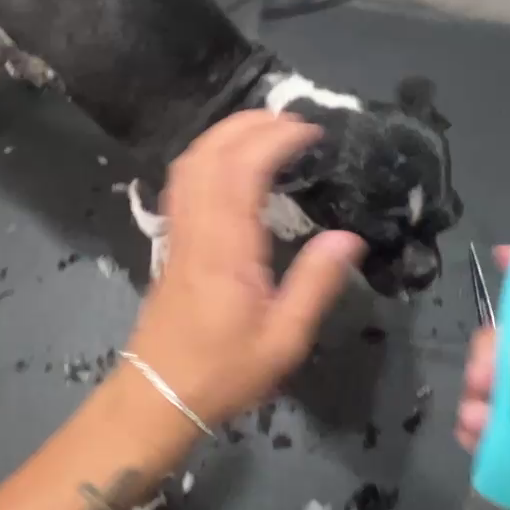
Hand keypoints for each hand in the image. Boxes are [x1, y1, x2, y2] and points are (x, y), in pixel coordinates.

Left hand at [126, 111, 366, 425]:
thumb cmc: (224, 369)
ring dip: (226, 132)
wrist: (160, 390)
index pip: (245, 169)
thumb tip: (349, 237)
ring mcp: (179, 226)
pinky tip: (228, 156)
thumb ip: (316, 284)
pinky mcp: (172, 235)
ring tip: (265, 126)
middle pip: (214, 152)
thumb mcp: (283, 338)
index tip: (309, 130)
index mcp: (228, 244)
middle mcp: (199, 224)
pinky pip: (184, 177)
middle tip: (292, 119)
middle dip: (251, 123)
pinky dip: (207, 152)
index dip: (275, 138)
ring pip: (193, 159)